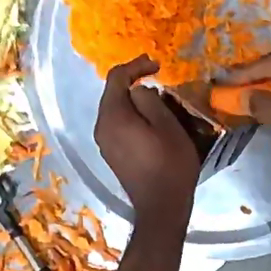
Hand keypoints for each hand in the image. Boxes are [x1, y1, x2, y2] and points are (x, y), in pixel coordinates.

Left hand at [94, 57, 197, 227]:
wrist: (161, 206)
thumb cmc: (169, 164)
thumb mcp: (167, 125)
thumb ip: (150, 101)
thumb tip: (140, 91)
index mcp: (112, 116)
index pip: (116, 78)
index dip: (136, 65)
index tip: (158, 64)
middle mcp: (101, 127)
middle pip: (113, 93)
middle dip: (134, 81)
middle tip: (157, 75)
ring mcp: (104, 142)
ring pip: (115, 109)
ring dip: (133, 99)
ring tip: (157, 98)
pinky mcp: (112, 153)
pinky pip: (118, 124)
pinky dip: (131, 115)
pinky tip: (149, 120)